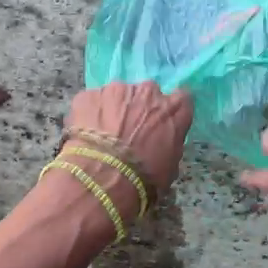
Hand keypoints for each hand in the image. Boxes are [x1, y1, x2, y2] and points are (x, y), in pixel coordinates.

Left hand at [61, 82, 193, 198]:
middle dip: (140, 108)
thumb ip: (169, 145)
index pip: (181, 99)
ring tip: (104, 135)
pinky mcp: (89, 95)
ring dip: (114, 110)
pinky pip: (92, 102)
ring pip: (118, 96)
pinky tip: (86, 135)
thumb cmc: (144, 177)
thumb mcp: (170, 167)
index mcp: (174, 110)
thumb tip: (162, 144)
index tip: (162, 124)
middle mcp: (148, 92)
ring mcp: (116, 90)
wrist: (104, 176)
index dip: (169, 112)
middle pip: (147, 94)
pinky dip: (90, 114)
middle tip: (131, 132)